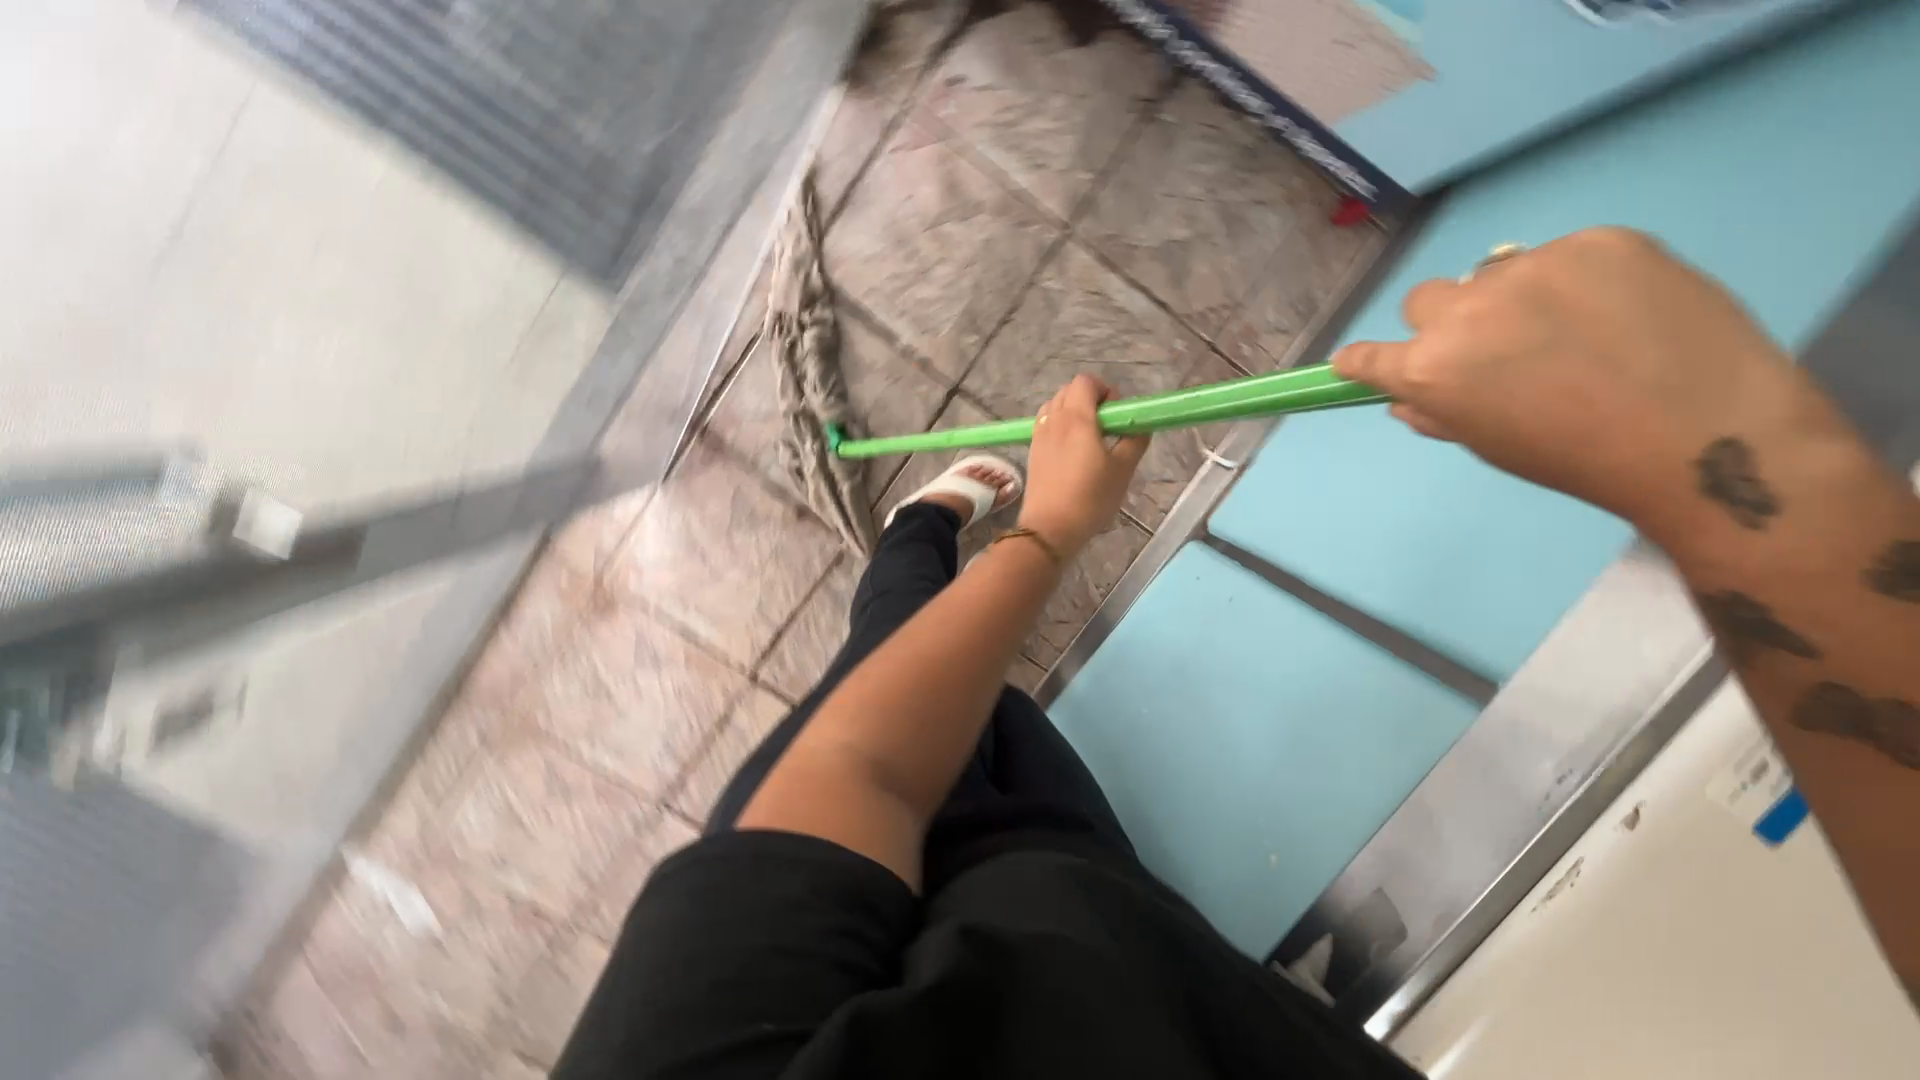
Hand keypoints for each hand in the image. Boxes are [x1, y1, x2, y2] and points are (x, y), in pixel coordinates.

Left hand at [1019, 375, 1149, 554]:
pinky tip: (1072, 452)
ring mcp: (1039, 434)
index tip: (1118, 415)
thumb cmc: (1091, 498)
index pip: (1086, 382)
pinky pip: (1046, 424)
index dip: (1106, 390)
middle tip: (1108, 428)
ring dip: (1073, 412)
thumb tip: (1140, 425)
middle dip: (1091, 400)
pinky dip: (1060, 426)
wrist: (1050, 528)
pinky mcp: (1032, 451)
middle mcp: (1053, 419)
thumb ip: (1134, 440)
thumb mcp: (1123, 469)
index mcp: (1077, 418)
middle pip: (1069, 391)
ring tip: (1089, 439)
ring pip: (1055, 406)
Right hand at [1332, 227, 1852, 532]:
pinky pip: (1564, 255)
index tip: (1359, 363)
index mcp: (1432, 369)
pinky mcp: (1600, 239)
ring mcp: (1534, 268)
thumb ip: (1439, 414)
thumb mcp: (1491, 446)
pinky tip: (1617, 311)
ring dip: (1512, 299)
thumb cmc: (1578, 458)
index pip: (1368, 355)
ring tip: (1573, 330)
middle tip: (1495, 349)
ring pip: (1495, 275)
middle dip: (1445, 323)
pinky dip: (1575, 281)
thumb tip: (1409, 398)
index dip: (1363, 361)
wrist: (1705, 436)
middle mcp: (1467, 311)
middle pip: (1426, 300)